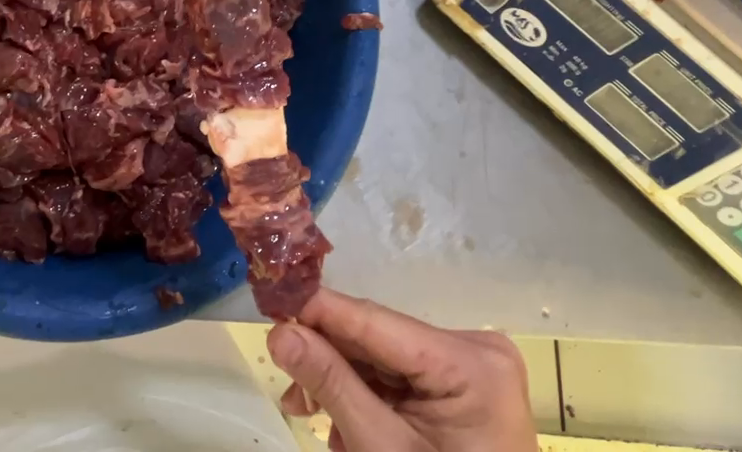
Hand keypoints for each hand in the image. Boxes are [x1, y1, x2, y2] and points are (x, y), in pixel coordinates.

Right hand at [268, 289, 536, 451]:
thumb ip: (330, 383)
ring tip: (309, 414)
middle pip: (374, 338)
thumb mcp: (381, 447)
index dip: (314, 308)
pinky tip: (343, 422)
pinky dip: (365, 393)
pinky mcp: (462, 383)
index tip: (267, 305)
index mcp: (469, 361)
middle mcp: (474, 348)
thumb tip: (277, 332)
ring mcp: (470, 365)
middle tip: (286, 386)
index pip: (372, 318)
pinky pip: (398, 373)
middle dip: (326, 360)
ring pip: (379, 355)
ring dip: (340, 381)